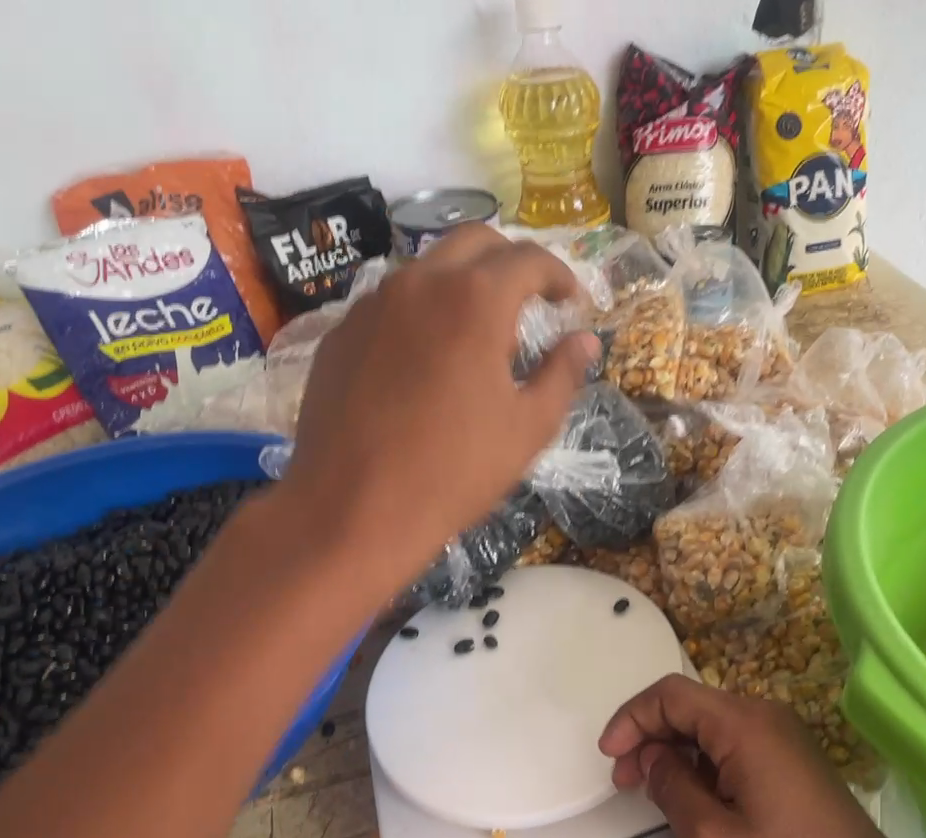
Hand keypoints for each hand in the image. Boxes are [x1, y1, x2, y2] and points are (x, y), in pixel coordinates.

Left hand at [274, 225, 599, 580]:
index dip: (560, 275)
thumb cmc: (455, 470)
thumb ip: (562, 373)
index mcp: (475, 300)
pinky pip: (390, 303)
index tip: (572, 302)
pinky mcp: (340, 333)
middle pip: (475, 241)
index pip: (529, 259)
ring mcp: (371, 304)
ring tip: (478, 330)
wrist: (352, 508)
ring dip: (463, 282)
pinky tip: (427, 358)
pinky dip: (421, 311)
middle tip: (531, 300)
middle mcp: (420, 283)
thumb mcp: (528, 428)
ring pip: (427, 267)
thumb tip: (585, 342)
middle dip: (511, 262)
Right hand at [598, 675, 919, 837]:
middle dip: (650, 736)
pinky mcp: (791, 759)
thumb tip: (653, 760)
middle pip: (691, 707)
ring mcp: (782, 736)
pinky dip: (704, 763)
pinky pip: (735, 745)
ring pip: (711, 727)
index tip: (609, 758)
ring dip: (676, 751)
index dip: (632, 718)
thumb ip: (672, 789)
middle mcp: (764, 716)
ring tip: (653, 794)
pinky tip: (692, 798)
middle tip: (624, 783)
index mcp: (744, 724)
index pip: (671, 695)